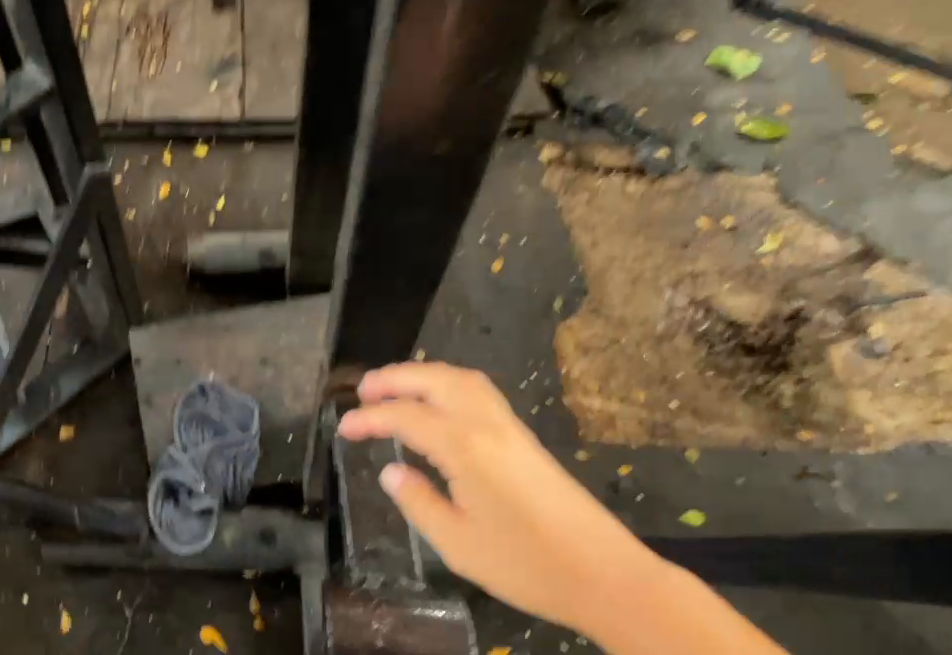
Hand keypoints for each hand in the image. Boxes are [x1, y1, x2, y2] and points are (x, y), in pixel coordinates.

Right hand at [336, 362, 662, 635]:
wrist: (608, 575)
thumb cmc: (528, 566)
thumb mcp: (460, 545)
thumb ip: (419, 503)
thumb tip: (390, 471)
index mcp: (464, 447)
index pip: (404, 417)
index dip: (369, 418)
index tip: (343, 427)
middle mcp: (485, 424)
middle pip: (432, 380)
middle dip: (393, 378)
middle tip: (362, 390)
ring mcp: (508, 426)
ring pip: (458, 378)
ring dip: (421, 375)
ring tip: (394, 387)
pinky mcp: (524, 436)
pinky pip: (476, 389)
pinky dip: (446, 382)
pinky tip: (438, 402)